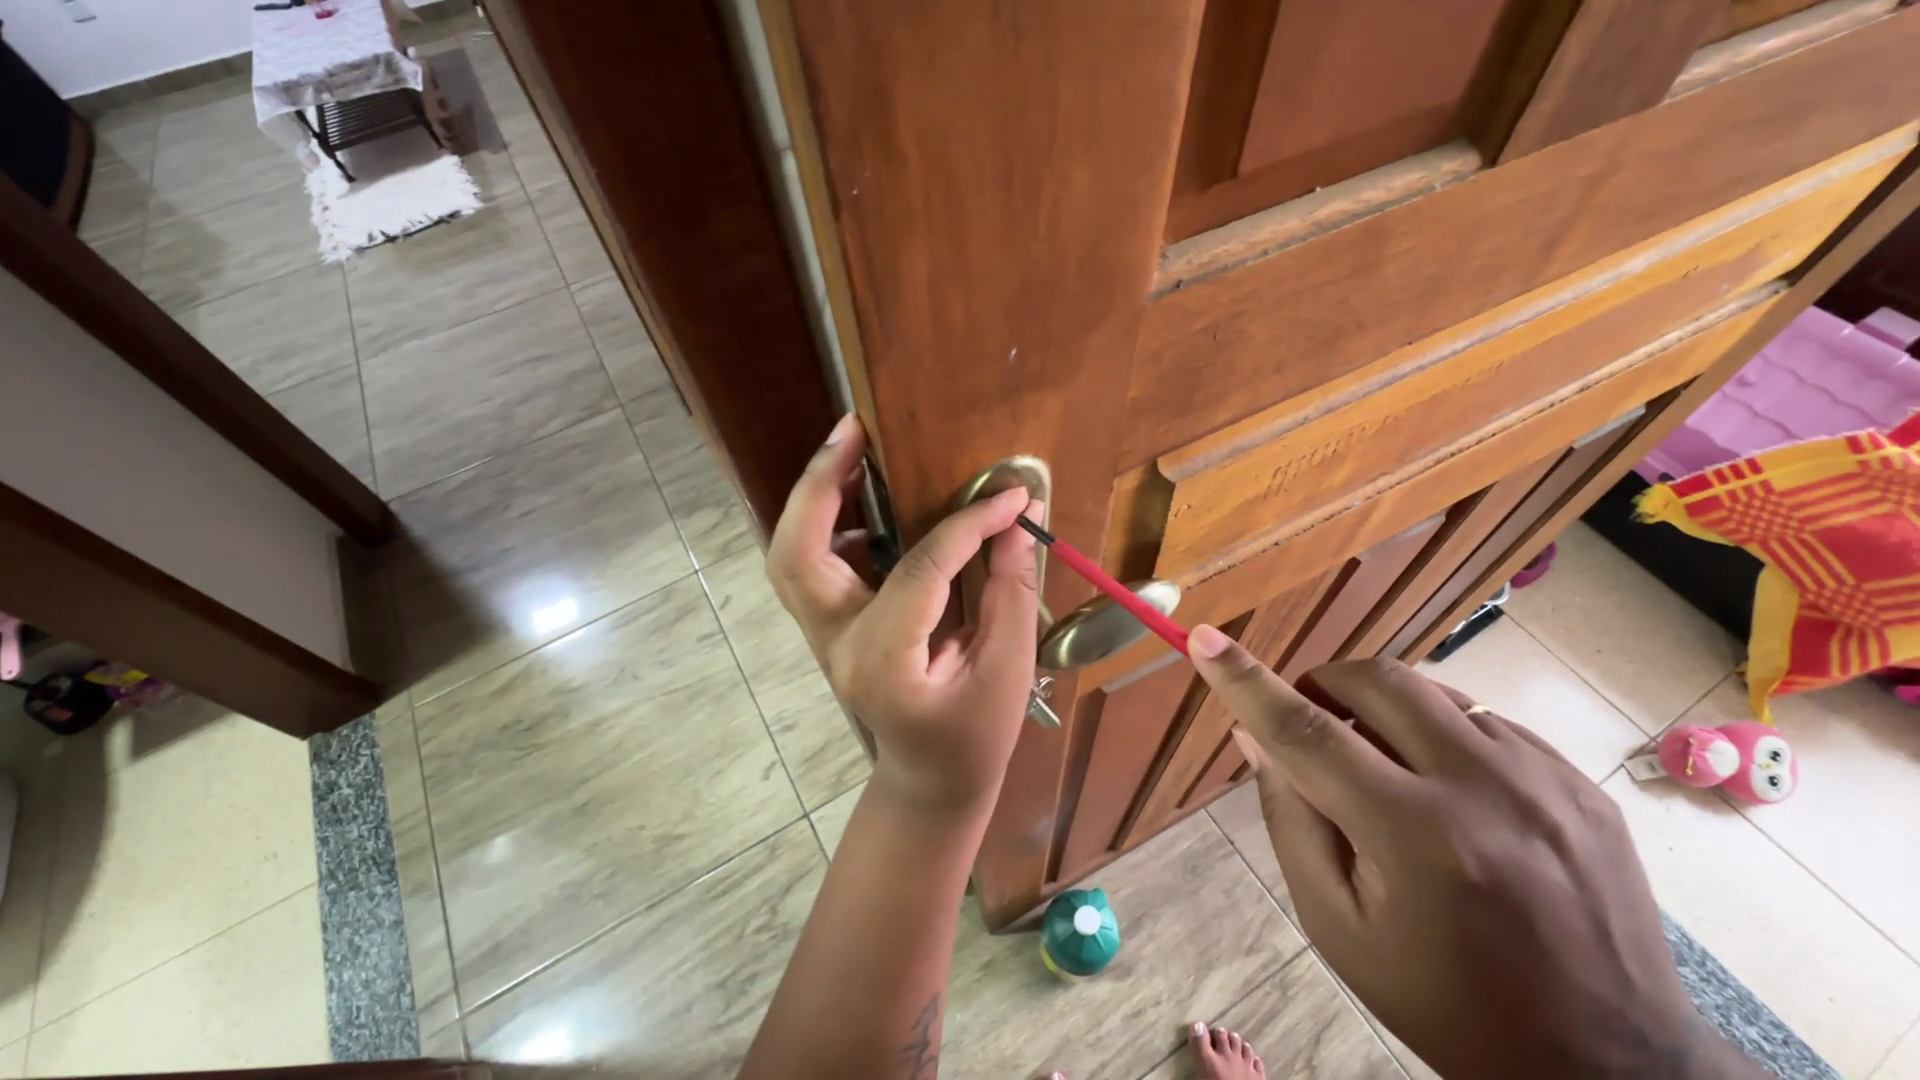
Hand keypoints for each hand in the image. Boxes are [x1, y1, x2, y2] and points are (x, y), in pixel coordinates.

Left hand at [767, 415, 1040, 814]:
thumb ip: (1011, 590)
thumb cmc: (973, 738)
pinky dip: (831, 525)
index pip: (920, 571)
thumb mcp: (1007, 669)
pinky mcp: (829, 628)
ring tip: (855, 450)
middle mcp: (837, 644)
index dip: (968, 525)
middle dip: (821, 484)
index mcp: (884, 662)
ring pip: (791, 555)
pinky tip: (868, 503)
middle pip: (797, 553)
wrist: (930, 779)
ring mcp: (823, 637)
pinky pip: (812, 565)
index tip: (1009, 495)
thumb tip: (1017, 517)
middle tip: (855, 429)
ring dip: (817, 498)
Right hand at [1188, 627, 1760, 1078]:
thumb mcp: (1339, 926)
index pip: (1307, 732)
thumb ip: (1292, 821)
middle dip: (1324, 684)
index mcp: (1416, 836)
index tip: (1204, 638)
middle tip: (1310, 724)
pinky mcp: (1577, 781)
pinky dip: (1440, 734)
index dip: (1247, 681)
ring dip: (1383, 710)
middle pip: (1377, 681)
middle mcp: (1485, 787)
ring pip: (1433, 691)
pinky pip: (1486, 720)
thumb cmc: (1443, 1001)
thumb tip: (1254, 736)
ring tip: (1382, 770)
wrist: (1604, 1061)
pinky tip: (1445, 792)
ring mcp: (1544, 777)